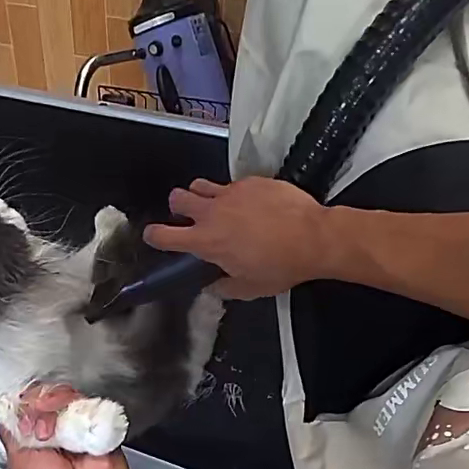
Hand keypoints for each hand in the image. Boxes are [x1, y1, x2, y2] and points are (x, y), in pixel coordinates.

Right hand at [142, 176, 334, 297]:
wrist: (314, 237)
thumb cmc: (284, 265)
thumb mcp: (252, 288)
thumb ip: (226, 288)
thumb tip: (215, 287)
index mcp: (207, 242)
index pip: (163, 235)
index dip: (154, 236)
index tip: (156, 237)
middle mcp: (213, 213)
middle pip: (177, 198)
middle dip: (178, 208)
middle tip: (191, 218)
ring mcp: (232, 192)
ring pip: (201, 185)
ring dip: (202, 195)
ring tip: (218, 208)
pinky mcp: (252, 181)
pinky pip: (234, 183)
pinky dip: (237, 194)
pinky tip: (252, 205)